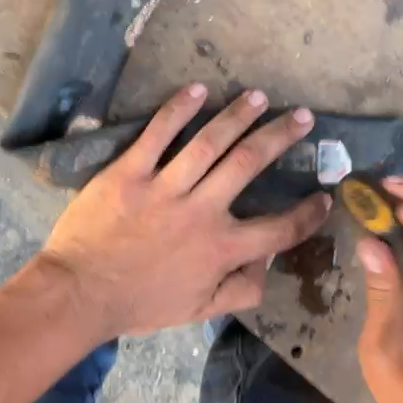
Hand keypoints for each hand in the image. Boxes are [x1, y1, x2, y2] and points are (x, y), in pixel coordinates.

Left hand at [38, 84, 331, 340]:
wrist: (77, 295)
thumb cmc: (138, 304)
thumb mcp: (197, 312)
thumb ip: (239, 292)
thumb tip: (268, 267)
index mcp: (220, 249)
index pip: (278, 231)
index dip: (308, 215)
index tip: (325, 197)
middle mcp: (201, 212)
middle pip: (248, 164)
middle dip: (280, 136)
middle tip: (302, 116)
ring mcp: (165, 187)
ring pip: (210, 142)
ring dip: (238, 115)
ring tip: (259, 96)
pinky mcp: (130, 172)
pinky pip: (159, 134)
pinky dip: (179, 109)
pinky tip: (199, 89)